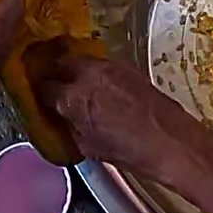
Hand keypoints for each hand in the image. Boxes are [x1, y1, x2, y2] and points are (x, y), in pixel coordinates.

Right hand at [36, 55, 212, 178]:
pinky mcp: (125, 67)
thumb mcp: (87, 146)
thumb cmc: (130, 151)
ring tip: (73, 85)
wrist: (172, 142)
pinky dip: (91, 72)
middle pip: (58, 65)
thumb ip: (68, 126)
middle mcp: (87, 75)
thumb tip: (62, 118)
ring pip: (79, 61)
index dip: (40, 96)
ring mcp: (108, 67)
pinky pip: (98, 65)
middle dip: (53, 75)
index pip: (44, 88)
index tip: (41, 101)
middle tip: (52, 88)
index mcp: (72, 98)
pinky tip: (96, 87)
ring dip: (72, 71)